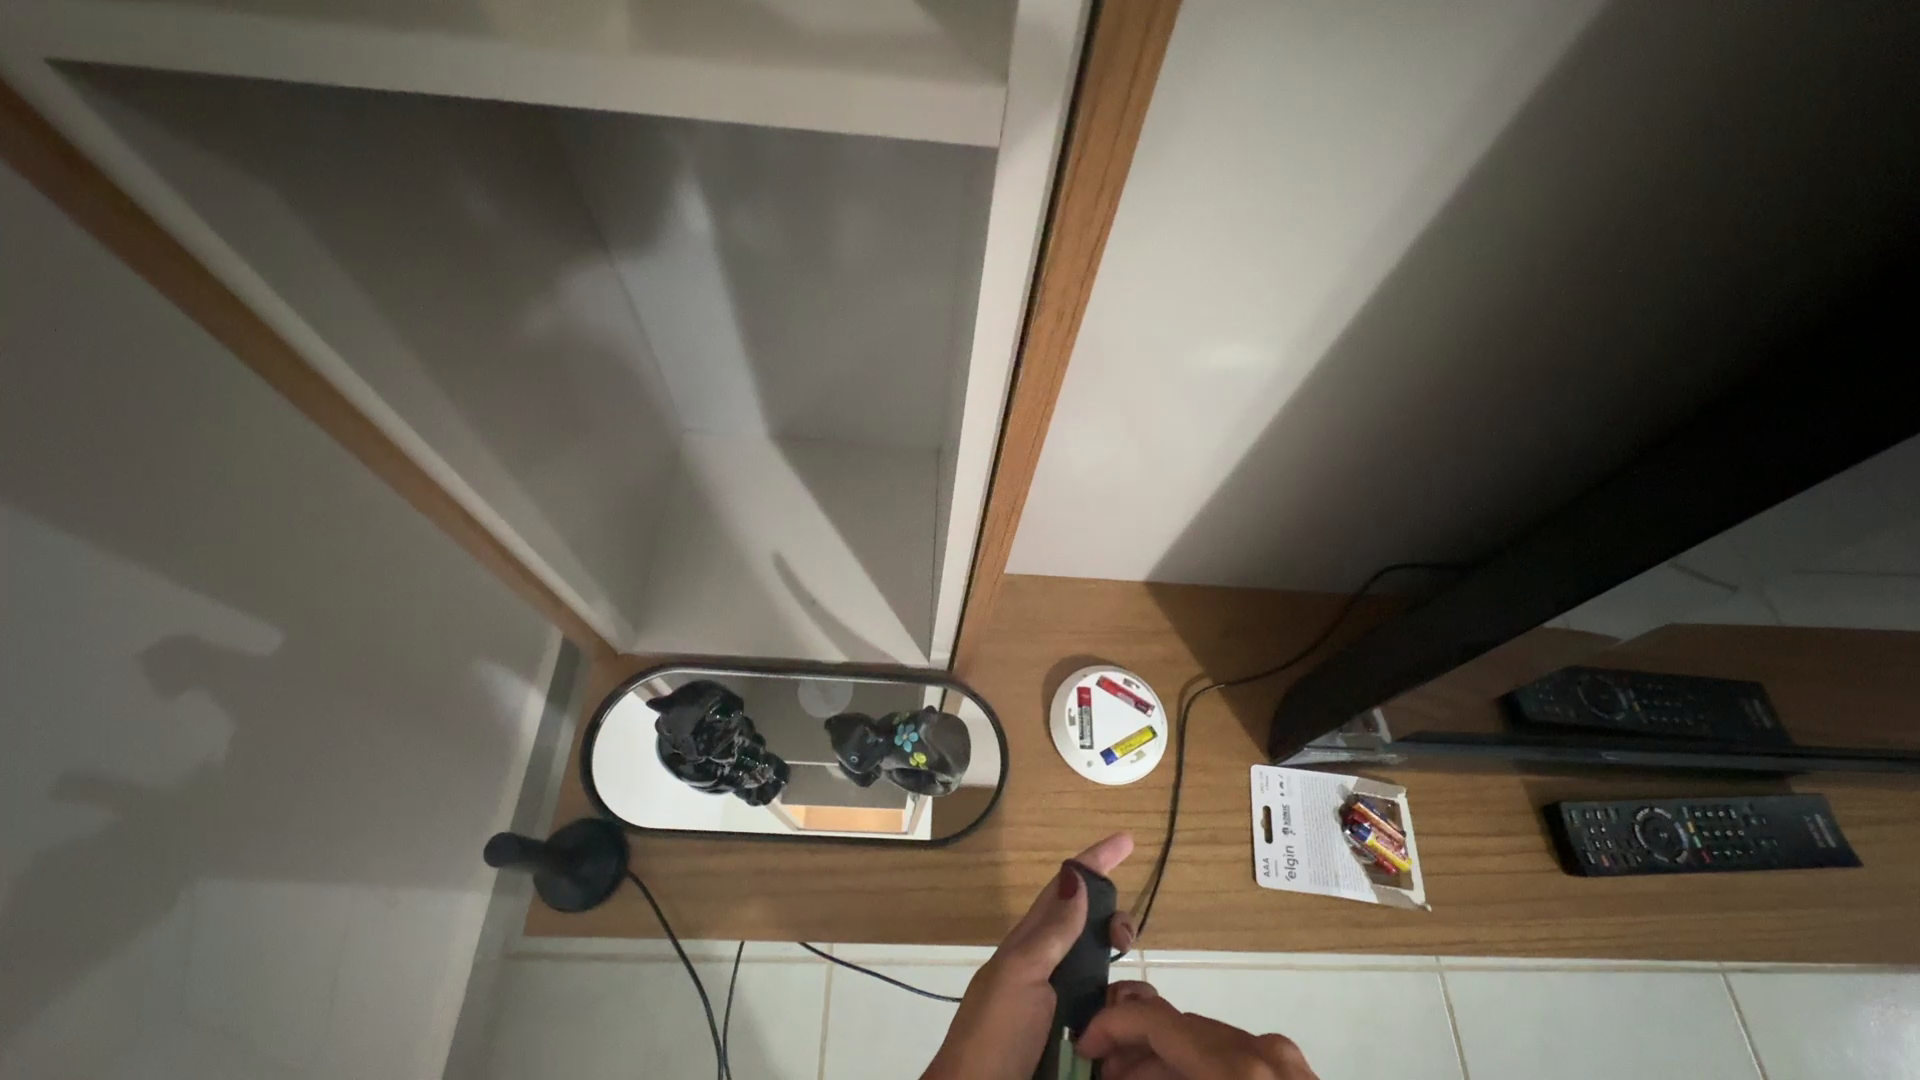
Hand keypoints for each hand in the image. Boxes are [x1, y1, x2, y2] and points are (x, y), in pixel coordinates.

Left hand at [921, 833, 1136, 1079]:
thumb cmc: (995, 1033)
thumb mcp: (1021, 974)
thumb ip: (1052, 930)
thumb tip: (1075, 875)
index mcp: (1030, 945)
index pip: (1065, 890)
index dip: (1093, 863)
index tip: (1125, 840)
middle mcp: (1051, 969)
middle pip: (1093, 927)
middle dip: (1116, 921)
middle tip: (1127, 937)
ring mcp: (1066, 1006)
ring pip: (1110, 972)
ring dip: (1126, 976)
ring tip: (1128, 995)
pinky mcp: (1081, 1041)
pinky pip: (1116, 1016)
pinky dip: (1129, 1013)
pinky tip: (1134, 1023)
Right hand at [1078, 983, 1319, 1079]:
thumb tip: (1113, 1076)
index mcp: (1235, 1069)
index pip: (1155, 1020)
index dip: (1109, 1028)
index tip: (1082, 1051)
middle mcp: (1262, 1052)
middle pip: (1179, 1031)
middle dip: (1134, 1054)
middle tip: (1102, 1079)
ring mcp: (1286, 1063)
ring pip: (1206, 1047)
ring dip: (1164, 1067)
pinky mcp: (1297, 1078)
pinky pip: (1234, 1064)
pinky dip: (1199, 1074)